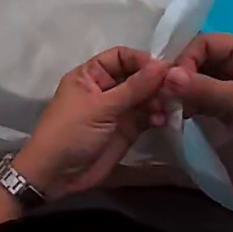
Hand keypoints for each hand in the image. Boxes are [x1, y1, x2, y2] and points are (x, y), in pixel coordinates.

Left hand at [12, 47, 169, 196]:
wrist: (56, 175)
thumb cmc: (71, 132)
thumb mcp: (101, 107)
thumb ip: (134, 88)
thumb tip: (164, 64)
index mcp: (90, 75)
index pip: (121, 56)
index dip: (142, 60)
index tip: (164, 68)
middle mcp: (106, 88)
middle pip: (137, 76)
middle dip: (156, 81)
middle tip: (176, 88)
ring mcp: (117, 110)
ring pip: (145, 97)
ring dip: (159, 99)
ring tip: (170, 106)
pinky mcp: (127, 130)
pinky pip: (147, 116)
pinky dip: (157, 116)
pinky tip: (163, 120)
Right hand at [164, 33, 232, 169]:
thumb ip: (203, 88)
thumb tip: (164, 76)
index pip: (205, 42)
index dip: (185, 58)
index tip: (169, 82)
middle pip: (200, 62)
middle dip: (180, 77)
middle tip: (161, 98)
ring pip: (200, 83)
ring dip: (183, 94)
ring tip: (166, 110)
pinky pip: (205, 102)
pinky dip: (191, 108)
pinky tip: (178, 117)